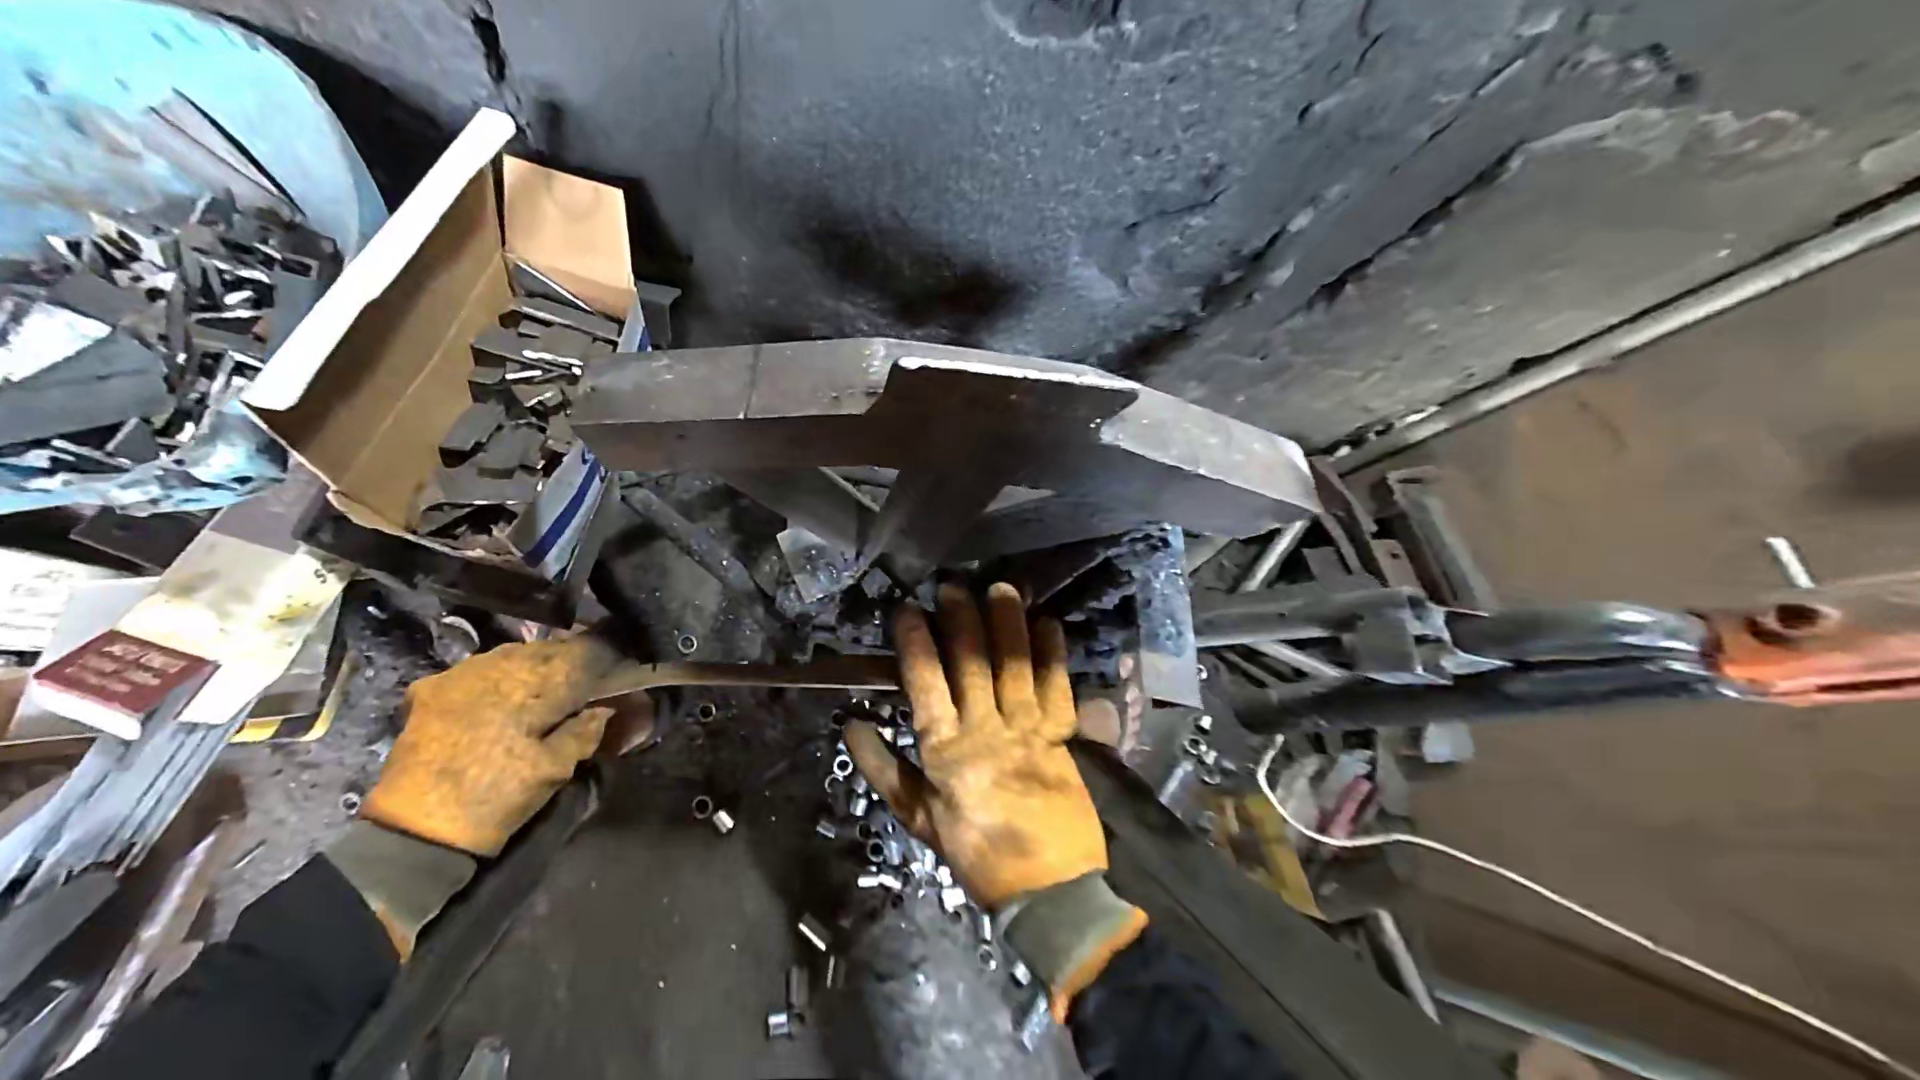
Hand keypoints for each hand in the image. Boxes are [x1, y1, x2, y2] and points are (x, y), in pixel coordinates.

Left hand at [362, 637, 618, 856]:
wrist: (413, 833)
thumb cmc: (494, 799)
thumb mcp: (553, 771)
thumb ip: (583, 731)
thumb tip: (604, 707)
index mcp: (528, 689)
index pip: (578, 656)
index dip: (602, 656)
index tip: (619, 664)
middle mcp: (493, 671)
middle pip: (543, 649)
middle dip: (569, 657)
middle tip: (587, 674)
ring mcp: (458, 677)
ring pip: (510, 652)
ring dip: (535, 661)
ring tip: (550, 679)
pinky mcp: (433, 691)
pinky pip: (479, 667)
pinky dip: (501, 671)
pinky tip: (507, 690)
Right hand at [846, 582, 1107, 909]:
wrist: (1050, 890)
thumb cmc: (976, 853)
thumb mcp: (918, 819)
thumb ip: (883, 769)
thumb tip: (851, 724)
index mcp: (945, 751)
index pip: (924, 682)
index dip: (915, 641)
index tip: (908, 609)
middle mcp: (987, 730)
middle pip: (971, 662)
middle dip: (961, 618)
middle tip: (953, 586)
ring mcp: (1030, 730)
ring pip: (1015, 665)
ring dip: (1008, 623)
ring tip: (1001, 587)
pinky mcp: (1064, 736)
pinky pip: (1059, 686)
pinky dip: (1053, 653)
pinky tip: (1048, 623)